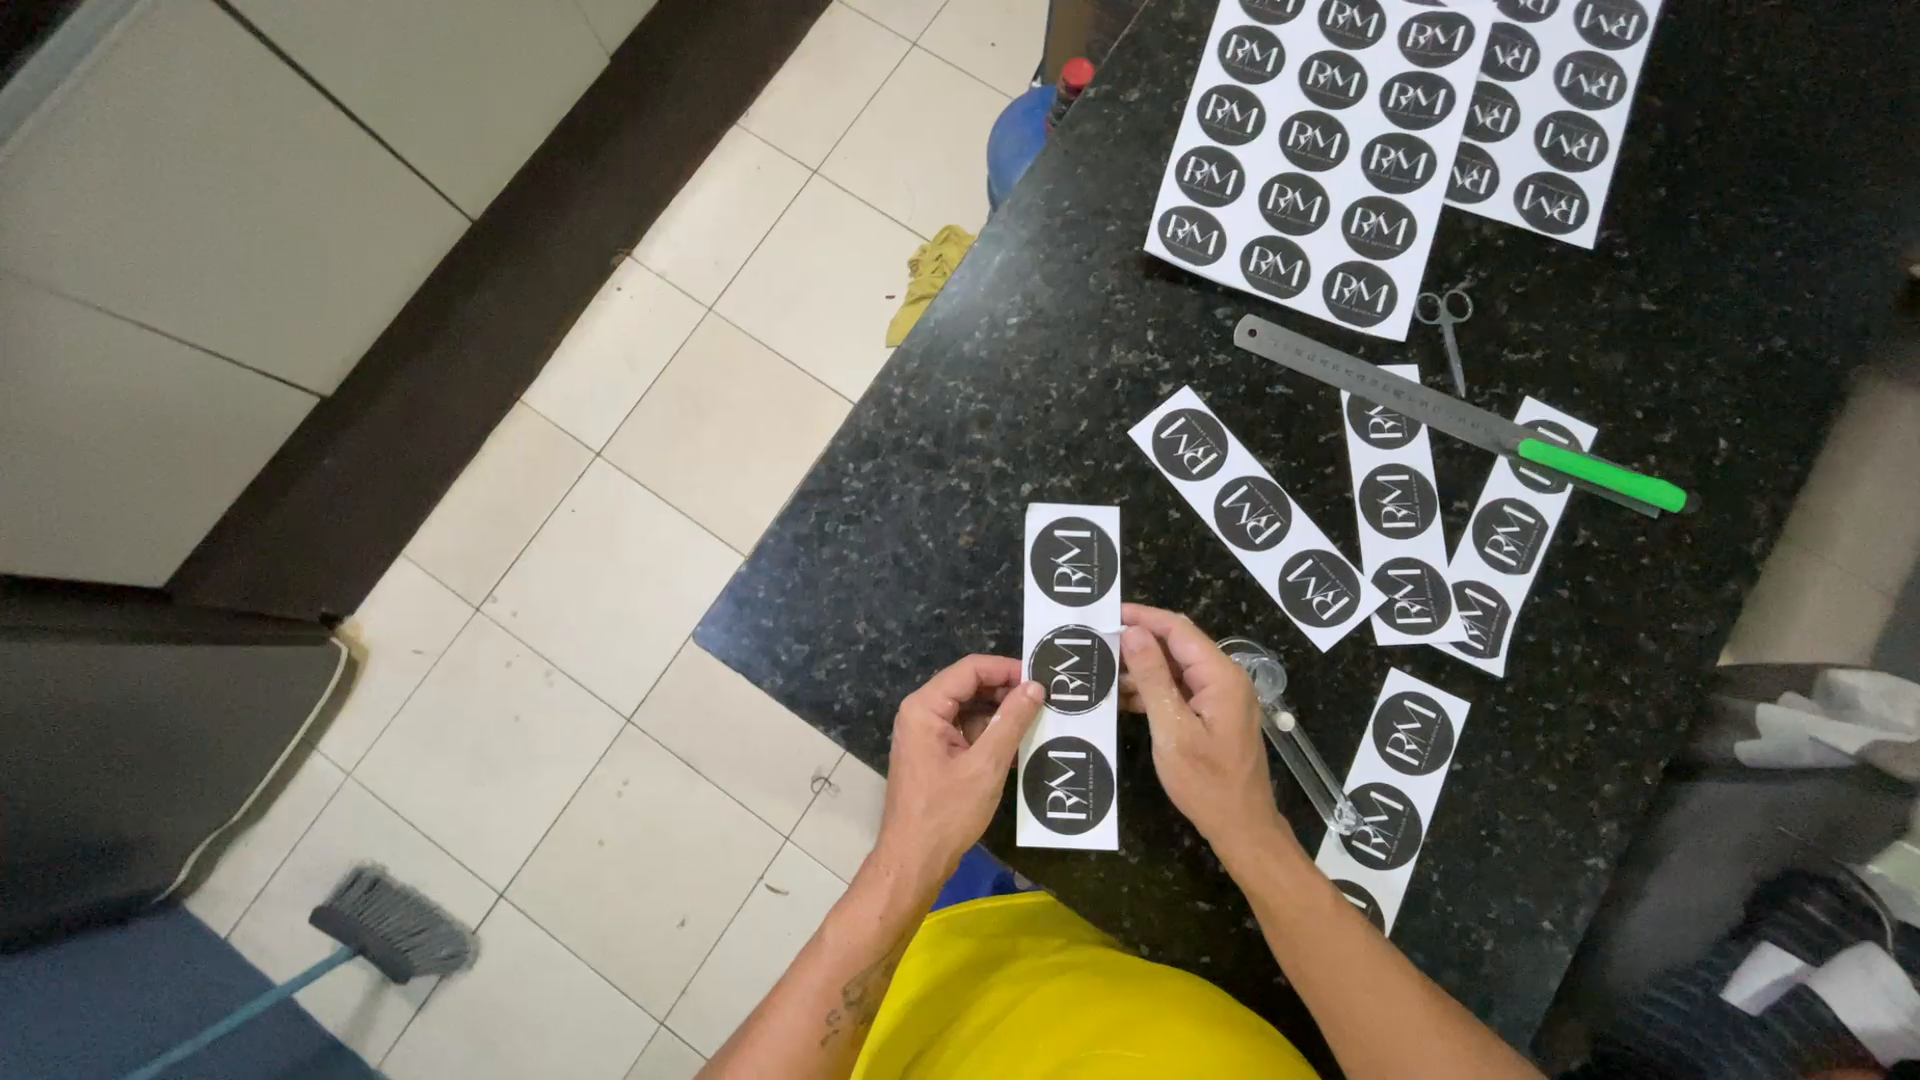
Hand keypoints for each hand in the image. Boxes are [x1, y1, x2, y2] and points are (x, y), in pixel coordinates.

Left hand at [869, 655, 1044, 892]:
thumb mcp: (985, 765)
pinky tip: (1020, 747)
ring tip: (1039, 722)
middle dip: (1006, 691)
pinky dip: (992, 736)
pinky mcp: (935, 755)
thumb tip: (1036, 686)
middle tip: (1045, 700)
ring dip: (1002, 715)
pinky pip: (967, 732)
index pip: (970, 669)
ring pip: (971, 710)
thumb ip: (1011, 722)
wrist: (914, 862)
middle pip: (969, 686)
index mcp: (925, 708)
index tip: (1040, 678)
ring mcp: (927, 735)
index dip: (1006, 669)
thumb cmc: (946, 813)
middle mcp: (921, 714)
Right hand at [1119, 604, 1295, 865]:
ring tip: (1103, 670)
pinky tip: (1122, 697)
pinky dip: (1152, 690)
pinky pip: (1179, 689)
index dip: (1143, 617)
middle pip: (1177, 645)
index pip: (1178, 629)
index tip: (1108, 613)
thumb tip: (1133, 633)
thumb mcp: (1171, 728)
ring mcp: (1220, 697)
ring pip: (1176, 668)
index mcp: (1220, 676)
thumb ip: (1152, 677)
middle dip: (1139, 640)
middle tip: (1098, 640)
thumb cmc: (1206, 782)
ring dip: (1142, 668)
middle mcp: (1224, 679)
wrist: (1241, 826)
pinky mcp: (1212, 714)